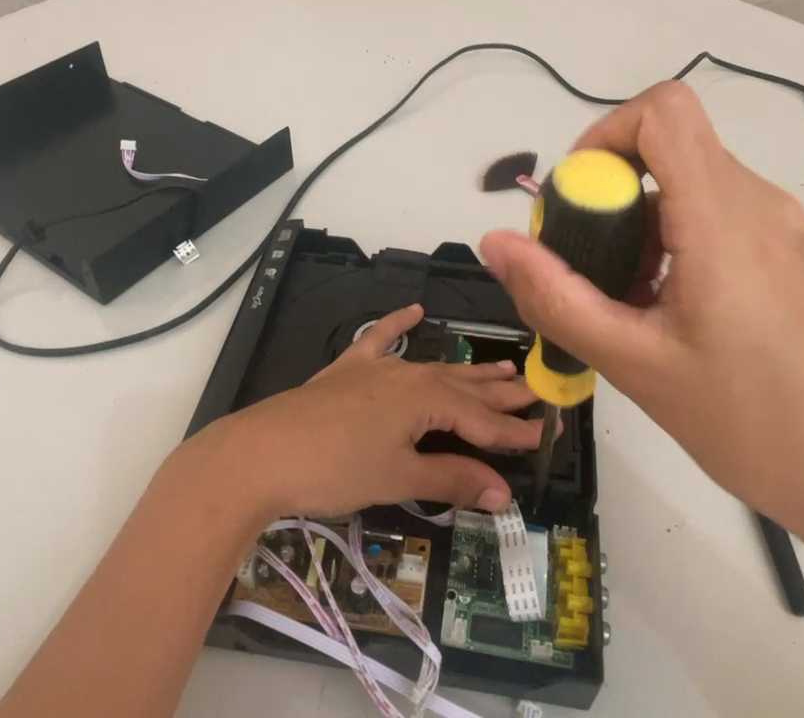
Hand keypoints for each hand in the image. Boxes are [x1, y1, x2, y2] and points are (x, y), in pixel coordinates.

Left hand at [185, 304, 544, 520]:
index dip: (513, 430)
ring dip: (466, 372)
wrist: (259, 454)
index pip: (481, 418)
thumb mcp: (398, 477)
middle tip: (536, 394)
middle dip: (501, 394)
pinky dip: (396, 325)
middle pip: (463, 386)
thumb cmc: (333, 469)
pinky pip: (378, 341)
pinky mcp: (345, 372)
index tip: (545, 435)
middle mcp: (406, 375)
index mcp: (424, 399)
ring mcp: (374, 369)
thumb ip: (452, 478)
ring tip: (503, 367)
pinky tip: (412, 310)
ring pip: (432, 367)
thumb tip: (504, 492)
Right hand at [479, 82, 803, 551]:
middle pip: (670, 150)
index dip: (603, 137)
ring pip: (694, 188)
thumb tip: (494, 241)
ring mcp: (787, 230)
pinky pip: (723, 219)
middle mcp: (762, 204)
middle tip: (587, 273)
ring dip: (642, 228)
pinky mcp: (797, 258)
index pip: (662, 111)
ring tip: (627, 307)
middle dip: (610, 197)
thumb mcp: (634, 364)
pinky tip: (670, 315)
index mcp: (723, 217)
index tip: (574, 206)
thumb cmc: (750, 424)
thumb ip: (556, 296)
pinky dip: (678, 244)